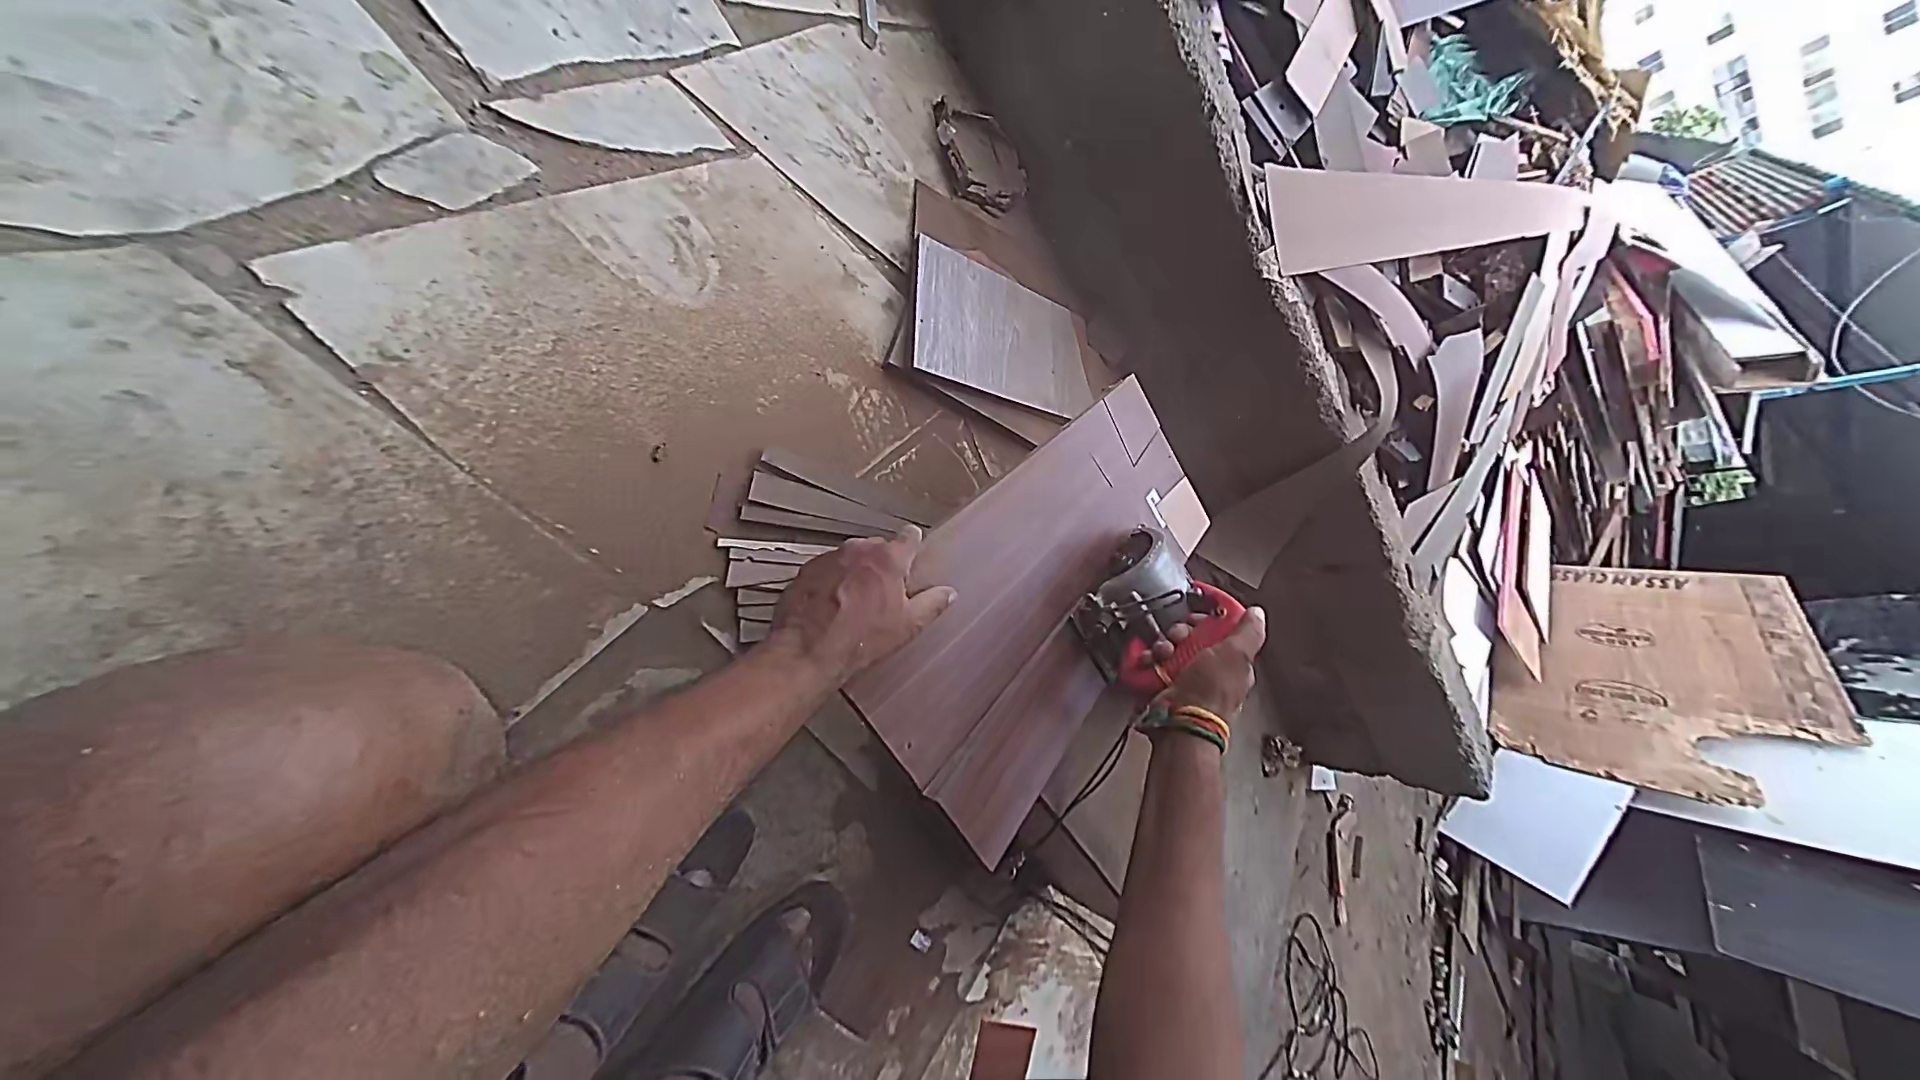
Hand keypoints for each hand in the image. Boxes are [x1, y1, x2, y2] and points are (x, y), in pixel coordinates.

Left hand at [767, 526, 956, 681]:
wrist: (807, 652)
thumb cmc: (858, 638)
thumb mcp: (907, 626)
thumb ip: (931, 604)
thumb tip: (947, 594)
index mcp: (888, 559)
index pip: (909, 538)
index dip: (913, 545)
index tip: (915, 552)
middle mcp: (858, 550)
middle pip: (878, 549)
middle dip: (882, 565)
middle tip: (884, 592)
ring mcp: (829, 558)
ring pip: (851, 559)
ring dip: (855, 573)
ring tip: (855, 603)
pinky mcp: (806, 571)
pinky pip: (827, 570)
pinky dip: (831, 582)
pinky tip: (833, 606)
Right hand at [1158, 606, 1266, 719]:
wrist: (1179, 722)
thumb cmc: (1210, 691)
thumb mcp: (1235, 655)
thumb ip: (1248, 632)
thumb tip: (1257, 613)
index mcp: (1230, 662)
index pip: (1218, 631)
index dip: (1207, 620)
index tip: (1198, 617)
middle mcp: (1207, 670)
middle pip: (1190, 637)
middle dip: (1180, 632)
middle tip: (1178, 637)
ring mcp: (1184, 678)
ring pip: (1168, 647)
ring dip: (1162, 646)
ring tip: (1162, 654)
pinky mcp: (1161, 685)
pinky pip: (1151, 662)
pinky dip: (1148, 660)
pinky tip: (1150, 662)